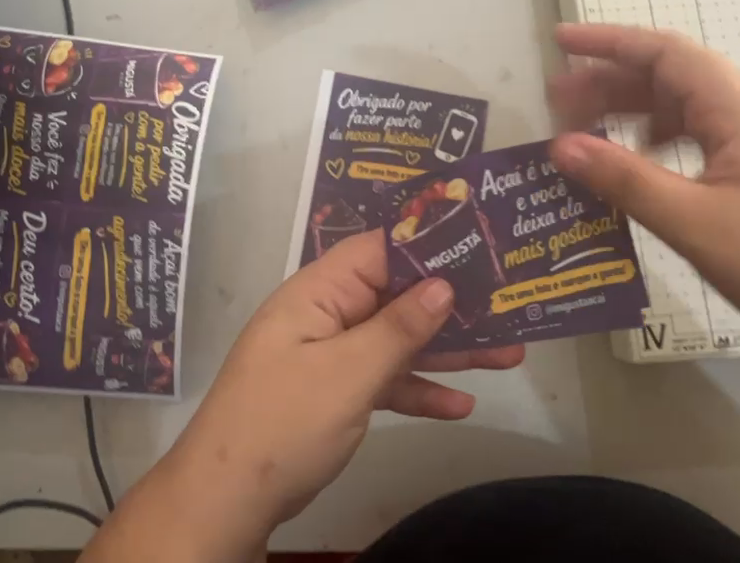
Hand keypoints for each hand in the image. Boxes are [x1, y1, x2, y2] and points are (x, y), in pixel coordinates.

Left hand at [116, 232, 522, 558]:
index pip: (379, 249)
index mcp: (319, 291)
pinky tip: (462, 406)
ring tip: (510, 353)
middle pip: (396, 296)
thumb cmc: (285, 420)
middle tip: (510, 303)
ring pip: (397, 340)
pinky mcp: (335, 391)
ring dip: (447, 348)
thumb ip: (398, 328)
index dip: (427, 244)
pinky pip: (385, 379)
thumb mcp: (348, 372)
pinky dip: (419, 389)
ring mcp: (331, 353)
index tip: (479, 243)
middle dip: (451, 303)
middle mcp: (327, 313)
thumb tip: (442, 284)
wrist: (229, 496)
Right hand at [546, 23, 739, 355]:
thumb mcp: (693, 222)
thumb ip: (623, 179)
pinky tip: (645, 167)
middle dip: (610, 83)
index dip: (608, 42)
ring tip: (590, 136)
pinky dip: (662, 140)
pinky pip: (705, 136)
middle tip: (558, 104)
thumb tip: (560, 147)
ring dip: (634, 113)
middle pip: (672, 77)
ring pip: (688, 108)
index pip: (664, 51)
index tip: (560, 44)